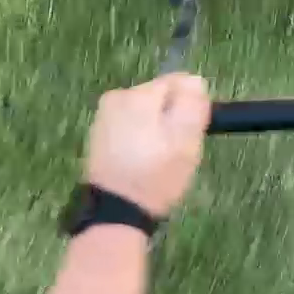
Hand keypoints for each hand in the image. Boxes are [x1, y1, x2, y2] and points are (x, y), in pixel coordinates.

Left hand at [85, 74, 210, 216]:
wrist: (116, 212)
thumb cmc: (156, 176)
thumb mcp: (185, 141)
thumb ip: (192, 104)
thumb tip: (195, 81)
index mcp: (137, 95)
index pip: (177, 83)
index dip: (191, 107)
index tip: (191, 134)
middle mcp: (115, 97)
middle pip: (159, 99)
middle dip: (171, 119)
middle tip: (176, 152)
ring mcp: (102, 118)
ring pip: (144, 115)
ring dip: (156, 131)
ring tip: (159, 161)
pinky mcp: (97, 138)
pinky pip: (129, 129)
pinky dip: (139, 142)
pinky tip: (142, 164)